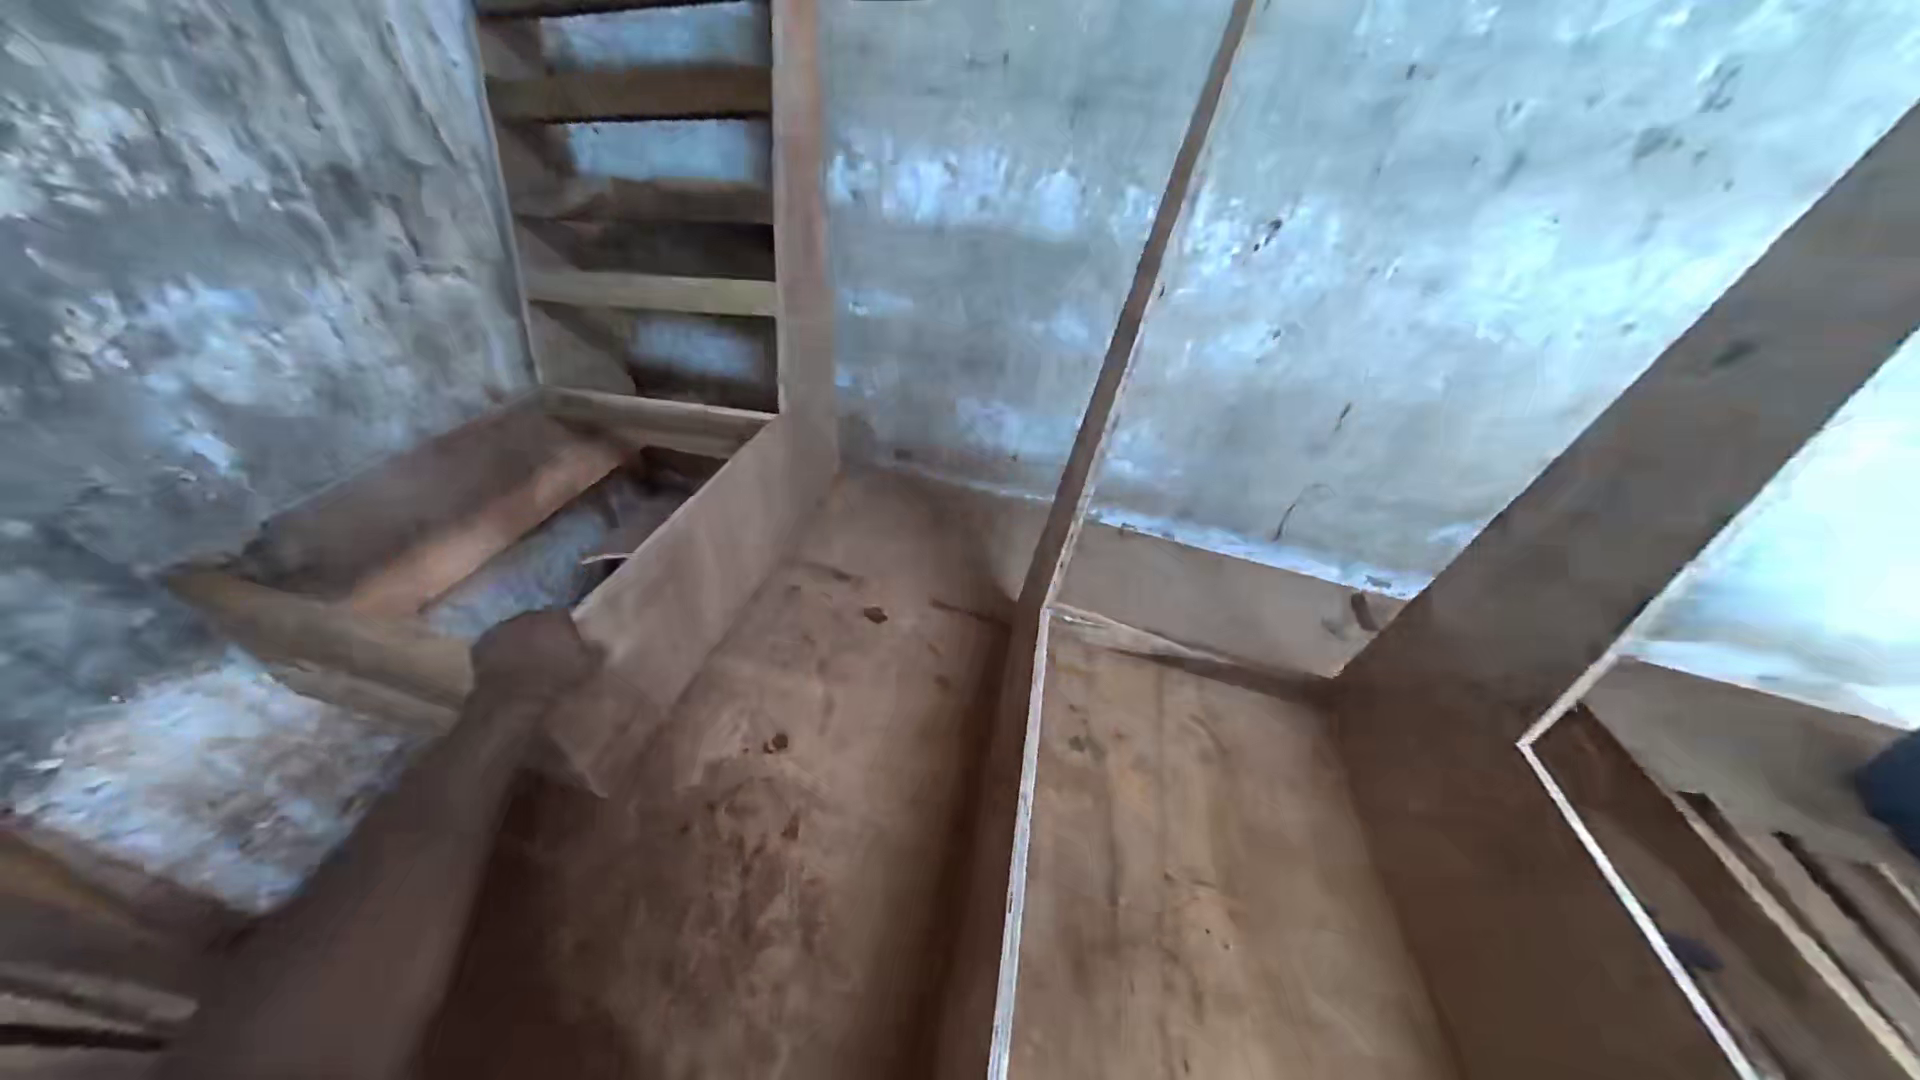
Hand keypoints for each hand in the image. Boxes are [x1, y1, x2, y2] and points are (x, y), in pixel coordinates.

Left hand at [470, 609, 601, 700]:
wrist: (514, 699)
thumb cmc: (556, 680)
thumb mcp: (588, 667)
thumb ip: (596, 650)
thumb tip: (600, 642)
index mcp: (556, 617)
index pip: (566, 614)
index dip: (569, 627)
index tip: (571, 639)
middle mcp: (528, 616)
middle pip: (539, 619)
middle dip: (544, 631)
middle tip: (549, 648)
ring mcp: (501, 629)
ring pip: (515, 630)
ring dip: (521, 639)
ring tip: (526, 657)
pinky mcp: (480, 645)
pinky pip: (494, 643)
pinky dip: (500, 651)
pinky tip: (506, 663)